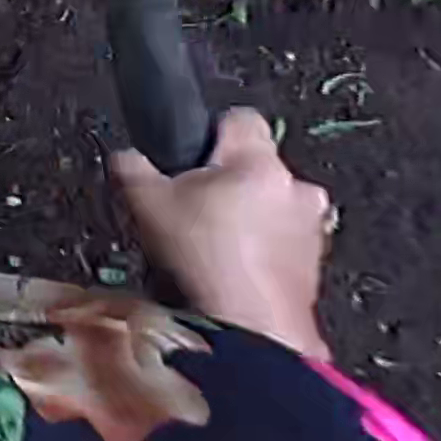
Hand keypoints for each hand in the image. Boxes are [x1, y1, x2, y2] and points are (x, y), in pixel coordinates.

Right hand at [111, 107, 333, 359]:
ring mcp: (311, 224)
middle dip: (219, 176)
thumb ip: (130, 163)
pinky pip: (280, 232)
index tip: (189, 146)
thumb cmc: (204, 257)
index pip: (238, 117)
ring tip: (204, 234)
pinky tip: (224, 258)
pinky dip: (255, 240)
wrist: (248, 323)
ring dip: (241, 209)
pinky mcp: (314, 257)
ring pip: (267, 199)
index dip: (206, 127)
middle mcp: (295, 186)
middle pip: (250, 162)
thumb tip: (126, 155)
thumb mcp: (142, 198)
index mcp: (256, 161)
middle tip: (187, 198)